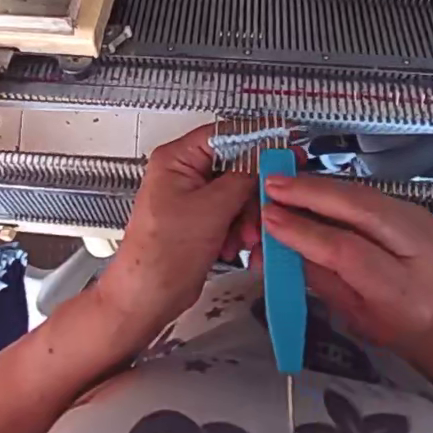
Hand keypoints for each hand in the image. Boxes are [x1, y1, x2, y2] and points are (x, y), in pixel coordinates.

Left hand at [97, 124, 258, 333]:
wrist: (147, 298)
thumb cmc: (160, 255)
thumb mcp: (212, 209)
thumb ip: (244, 178)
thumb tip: (269, 157)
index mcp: (176, 159)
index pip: (225, 134)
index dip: (258, 139)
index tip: (285, 146)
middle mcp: (183, 173)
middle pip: (235, 165)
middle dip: (252, 191)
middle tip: (267, 207)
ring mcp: (192, 197)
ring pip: (237, 191)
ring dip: (248, 215)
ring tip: (246, 236)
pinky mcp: (200, 219)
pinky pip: (232, 212)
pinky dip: (239, 228)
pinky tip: (235, 245)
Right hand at [260, 175, 432, 353]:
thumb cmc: (393, 326)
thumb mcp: (351, 313)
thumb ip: (317, 275)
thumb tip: (276, 243)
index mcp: (403, 290)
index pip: (347, 251)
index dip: (305, 231)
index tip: (269, 217)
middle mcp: (422, 250)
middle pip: (361, 209)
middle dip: (312, 193)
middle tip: (273, 185)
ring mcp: (425, 224)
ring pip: (365, 194)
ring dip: (322, 187)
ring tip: (286, 184)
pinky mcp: (419, 210)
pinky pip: (371, 195)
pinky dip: (338, 190)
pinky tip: (312, 189)